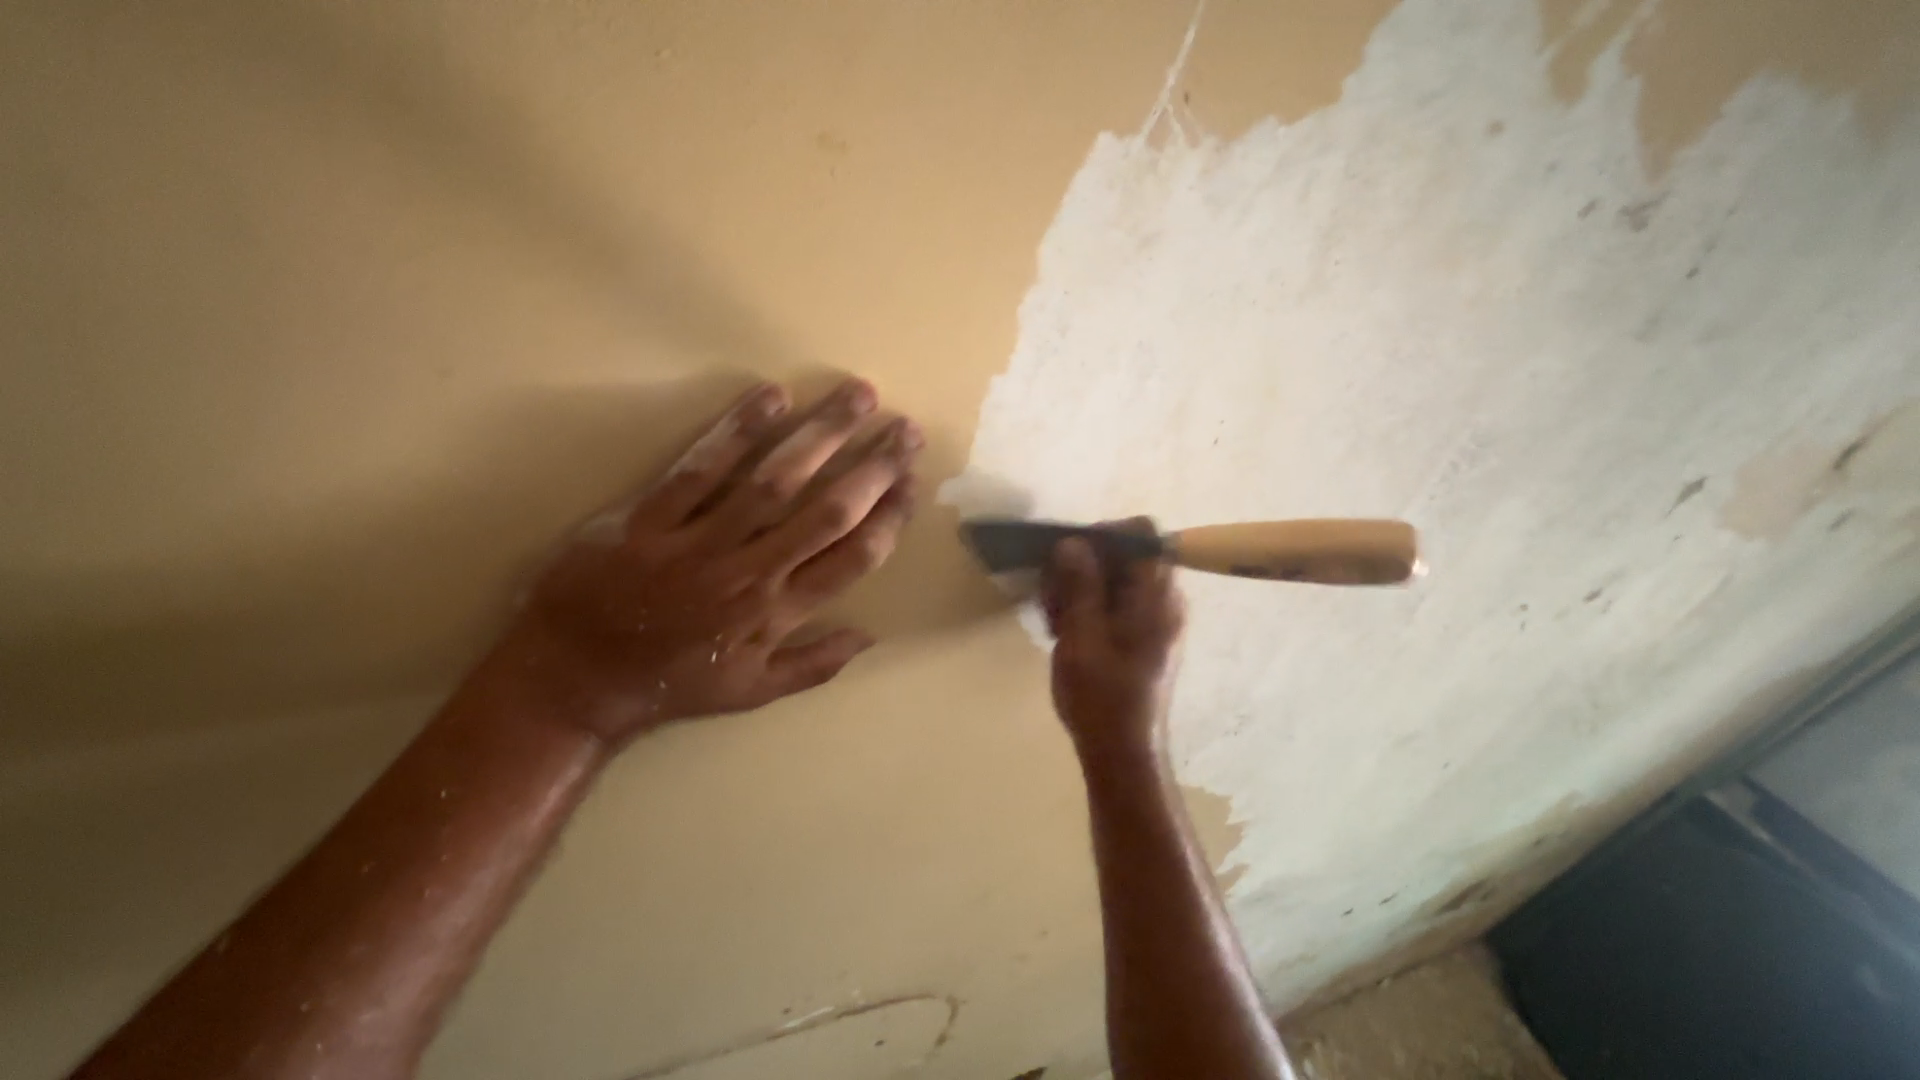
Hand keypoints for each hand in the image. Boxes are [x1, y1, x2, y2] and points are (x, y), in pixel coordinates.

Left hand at [481, 377, 920, 746]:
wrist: (574, 679)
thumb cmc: (670, 685)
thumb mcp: (750, 692)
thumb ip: (814, 665)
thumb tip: (870, 635)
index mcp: (777, 614)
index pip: (852, 558)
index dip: (889, 517)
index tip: (911, 481)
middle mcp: (749, 574)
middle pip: (827, 511)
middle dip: (873, 467)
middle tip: (906, 428)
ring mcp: (698, 543)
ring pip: (774, 480)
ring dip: (822, 434)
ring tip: (857, 395)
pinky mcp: (647, 519)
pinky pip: (699, 469)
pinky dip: (736, 432)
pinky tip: (772, 398)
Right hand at [1041, 522, 1186, 757]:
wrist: (1122, 755)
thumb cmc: (1102, 699)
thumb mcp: (1082, 638)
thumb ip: (1080, 586)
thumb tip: (1073, 542)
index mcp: (1158, 597)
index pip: (1142, 534)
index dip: (1102, 535)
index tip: (1067, 557)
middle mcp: (1165, 601)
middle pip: (1125, 555)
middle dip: (1082, 566)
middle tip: (1052, 598)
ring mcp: (1156, 620)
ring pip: (1116, 579)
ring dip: (1079, 588)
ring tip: (1054, 620)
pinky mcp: (1143, 637)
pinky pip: (1116, 603)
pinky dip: (1088, 607)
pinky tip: (1065, 632)